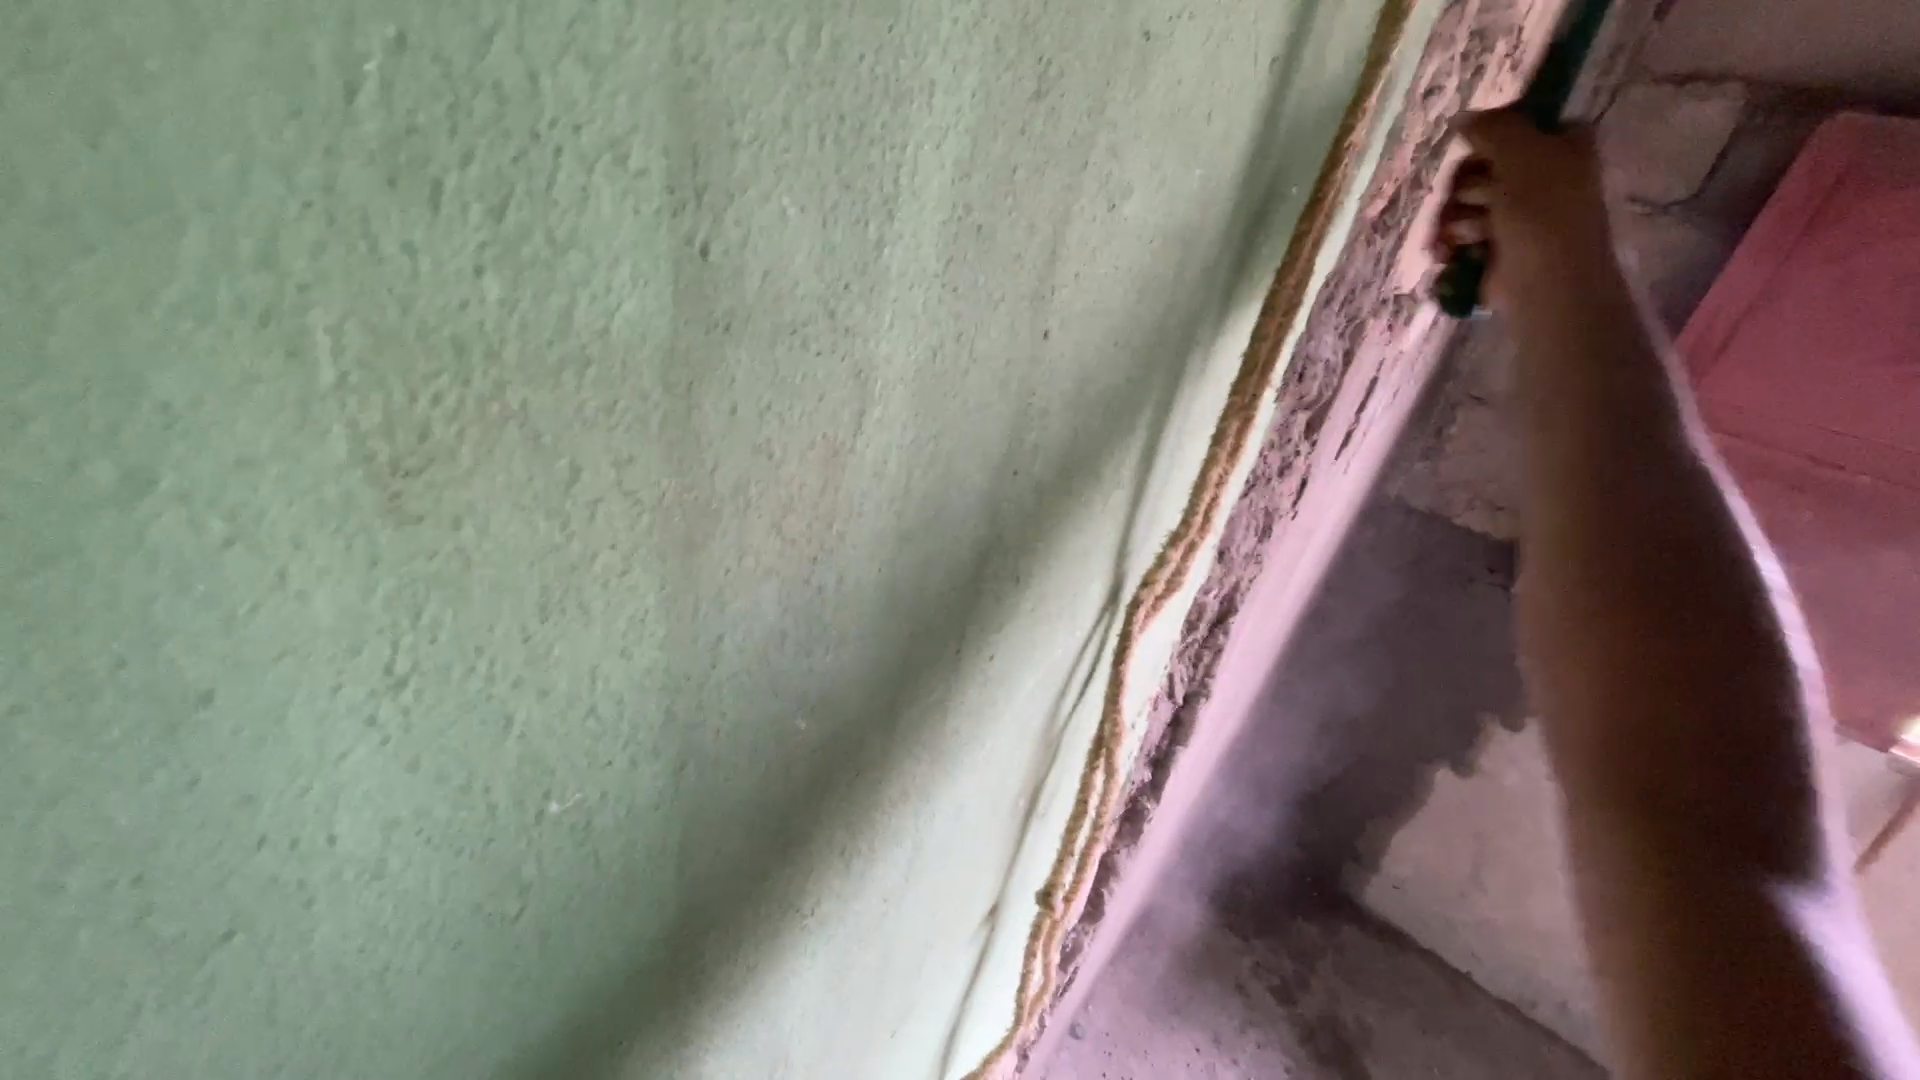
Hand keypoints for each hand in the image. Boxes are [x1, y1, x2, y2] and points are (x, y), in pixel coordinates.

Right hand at [1432, 109, 1616, 313]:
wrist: (1544, 282)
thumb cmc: (1543, 214)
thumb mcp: (1523, 156)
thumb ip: (1494, 129)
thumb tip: (1462, 118)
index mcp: (1559, 145)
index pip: (1509, 128)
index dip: (1485, 142)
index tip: (1474, 155)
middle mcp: (1537, 176)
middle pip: (1476, 168)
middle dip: (1463, 189)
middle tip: (1472, 201)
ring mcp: (1511, 214)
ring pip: (1460, 204)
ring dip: (1452, 220)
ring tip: (1462, 238)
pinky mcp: (1489, 246)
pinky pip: (1455, 234)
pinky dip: (1447, 244)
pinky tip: (1446, 253)